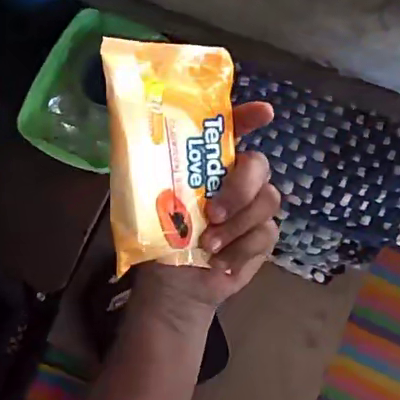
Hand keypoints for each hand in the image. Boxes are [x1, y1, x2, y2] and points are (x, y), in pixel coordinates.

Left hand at [133, 102, 280, 320]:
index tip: (263, 113)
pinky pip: (266, 234)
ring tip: (208, 244)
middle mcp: (235, 180)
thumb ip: (144, 176)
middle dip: (238, 189)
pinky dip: (241, 250)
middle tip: (212, 213)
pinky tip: (219, 262)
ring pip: (267, 201)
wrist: (175, 286)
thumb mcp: (142, 205)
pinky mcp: (262, 237)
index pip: (232, 131)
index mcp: (207, 165)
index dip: (249, 117)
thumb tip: (131, 144)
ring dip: (236, 226)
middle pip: (258, 165)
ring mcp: (252, 208)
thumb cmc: (160, 240)